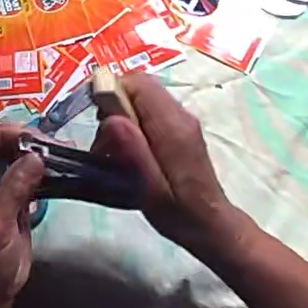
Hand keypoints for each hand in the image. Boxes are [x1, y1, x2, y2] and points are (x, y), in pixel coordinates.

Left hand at [0, 124, 44, 307]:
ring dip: (38, 154)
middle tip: (56, 145)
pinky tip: (59, 170)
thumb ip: (15, 187)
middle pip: (2, 146)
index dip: (10, 134)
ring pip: (16, 159)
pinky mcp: (13, 200)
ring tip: (63, 153)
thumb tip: (36, 155)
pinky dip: (42, 171)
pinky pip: (27, 176)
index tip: (37, 137)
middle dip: (28, 141)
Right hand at [92, 73, 240, 255]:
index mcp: (172, 126)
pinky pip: (150, 109)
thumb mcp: (150, 188)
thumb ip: (133, 152)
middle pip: (140, 86)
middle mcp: (180, 115)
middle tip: (104, 139)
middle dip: (114, 104)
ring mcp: (182, 119)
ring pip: (143, 96)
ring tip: (114, 150)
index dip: (112, 92)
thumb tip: (112, 120)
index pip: (138, 83)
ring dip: (122, 114)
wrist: (210, 224)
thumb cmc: (178, 212)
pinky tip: (130, 150)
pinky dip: (133, 121)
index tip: (97, 118)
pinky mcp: (180, 127)